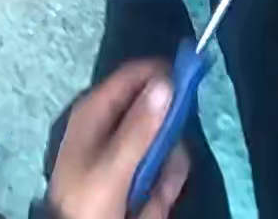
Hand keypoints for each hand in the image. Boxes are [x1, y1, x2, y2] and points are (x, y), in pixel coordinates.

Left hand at [47, 60, 190, 218]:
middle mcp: (109, 123)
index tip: (189, 86)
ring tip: (154, 196)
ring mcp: (121, 151)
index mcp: (95, 109)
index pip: (133, 74)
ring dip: (165, 169)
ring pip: (160, 143)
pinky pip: (158, 171)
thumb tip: (167, 82)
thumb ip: (140, 126)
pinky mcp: (131, 176)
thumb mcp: (113, 167)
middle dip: (166, 137)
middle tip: (168, 159)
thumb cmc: (87, 205)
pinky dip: (160, 189)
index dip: (161, 73)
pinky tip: (149, 210)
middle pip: (152, 109)